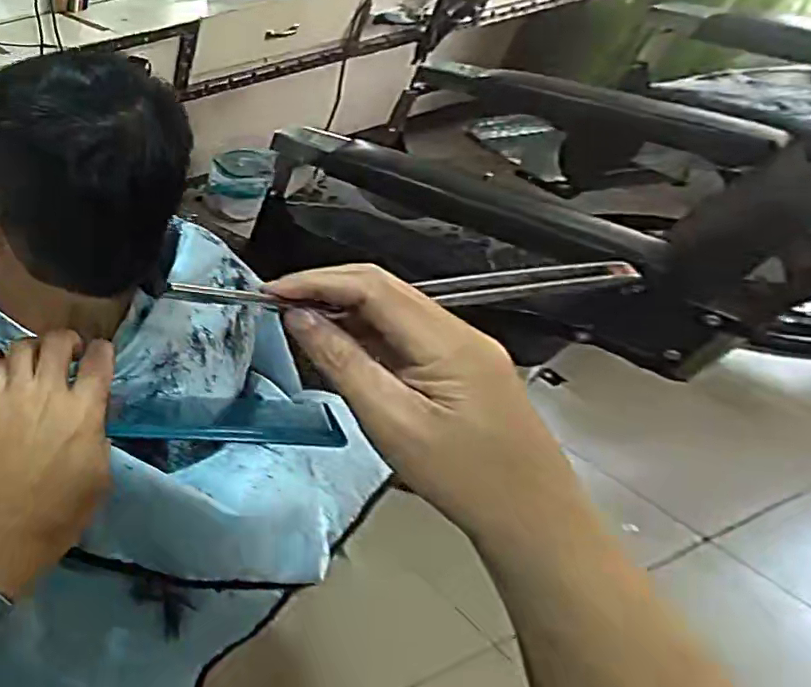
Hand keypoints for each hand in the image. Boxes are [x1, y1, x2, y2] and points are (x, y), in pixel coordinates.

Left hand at [0, 329, 113, 599]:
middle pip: (58, 341)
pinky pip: (0, 364)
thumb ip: (99, 432)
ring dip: (37, 347)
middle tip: (70, 350)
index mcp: (83, 412)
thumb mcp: (100, 475)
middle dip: (68, 339)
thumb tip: (95, 409)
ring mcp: (16, 392)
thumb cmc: (61, 508)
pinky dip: (11, 364)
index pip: (98, 361)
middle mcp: (49, 392)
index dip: (103, 350)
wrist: (8, 522)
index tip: (101, 351)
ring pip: (25, 345)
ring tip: (40, 358)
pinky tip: (16, 376)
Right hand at [268, 265, 579, 544]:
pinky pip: (401, 329)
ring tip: (298, 318)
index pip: (369, 286)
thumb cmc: (466, 479)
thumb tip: (298, 317)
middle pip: (380, 285)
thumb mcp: (390, 420)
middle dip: (323, 285)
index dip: (314, 281)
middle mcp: (459, 333)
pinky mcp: (460, 364)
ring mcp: (463, 347)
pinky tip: (337, 340)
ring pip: (389, 304)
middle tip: (277, 301)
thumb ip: (340, 360)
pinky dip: (361, 325)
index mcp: (448, 342)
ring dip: (340, 304)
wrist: (539, 528)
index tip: (271, 293)